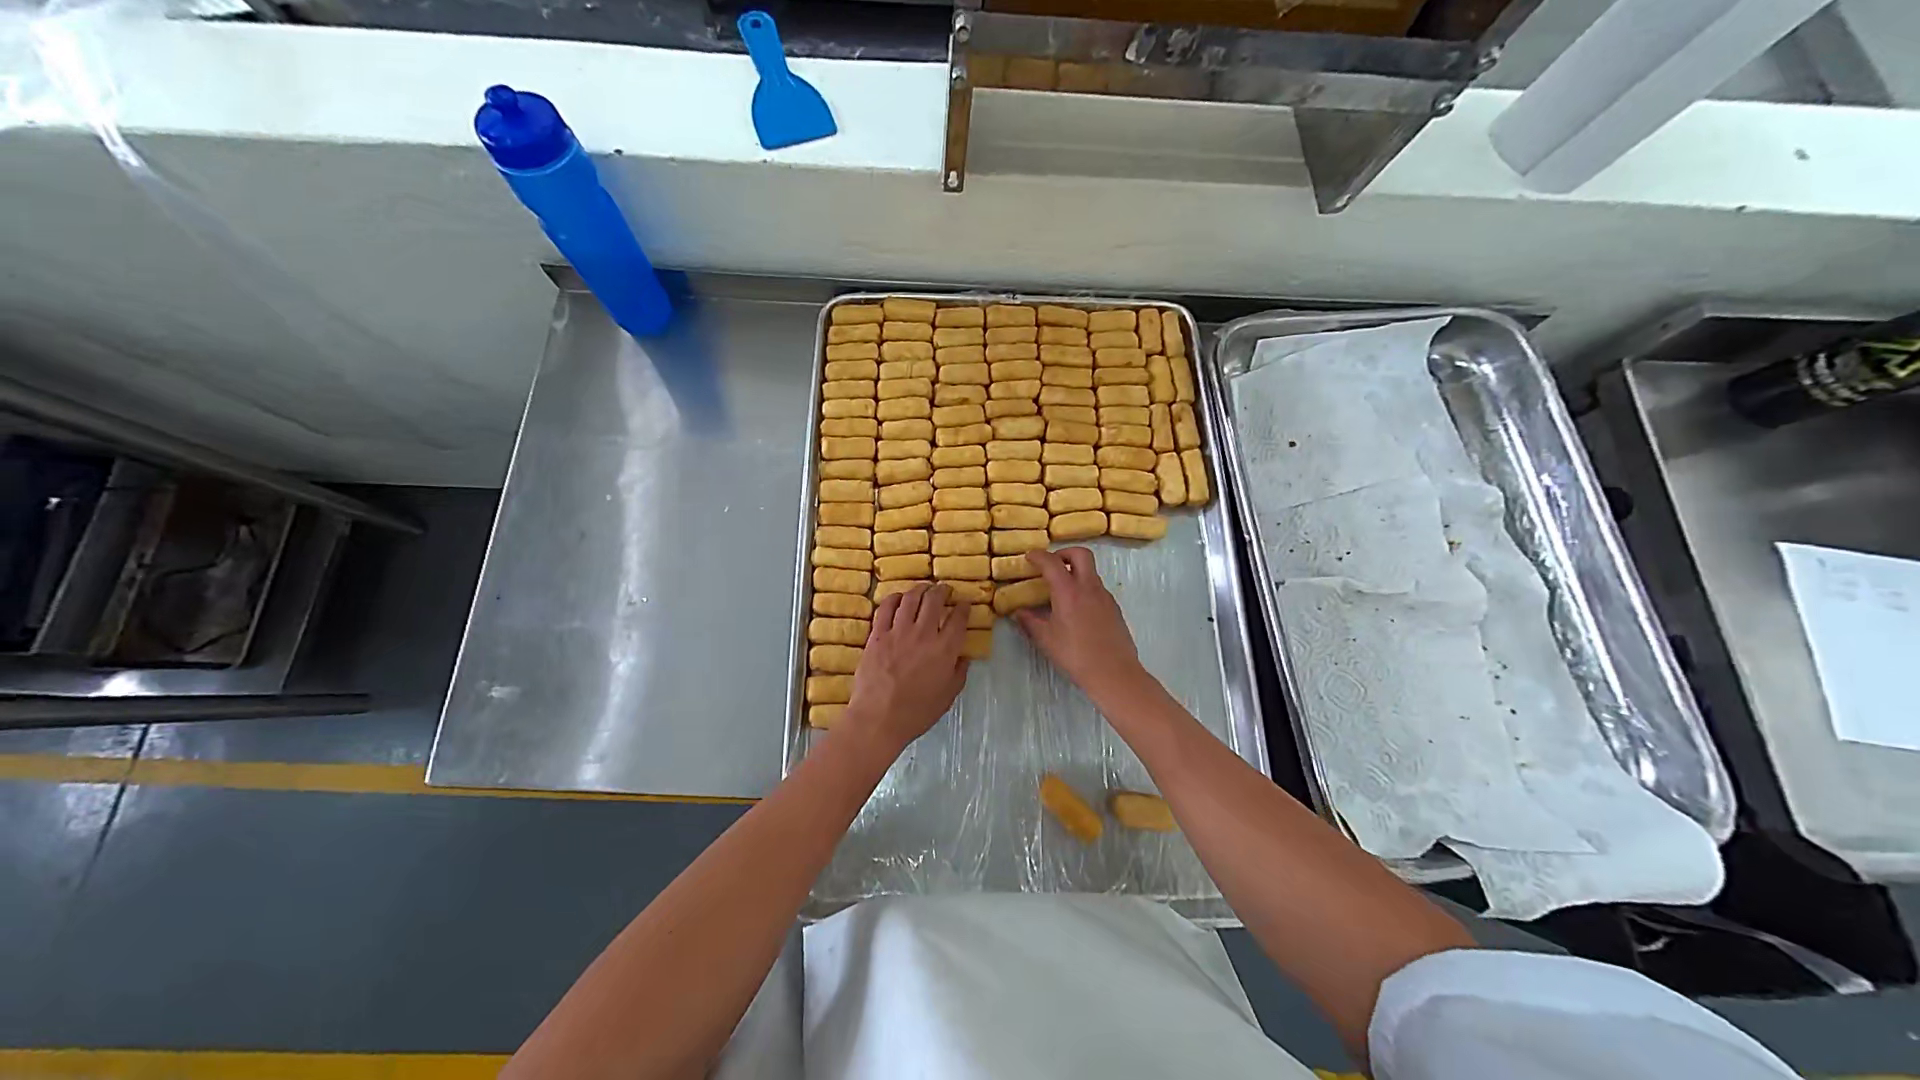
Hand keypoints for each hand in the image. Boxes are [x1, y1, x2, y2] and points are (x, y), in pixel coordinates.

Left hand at [842, 584, 969, 758]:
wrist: (879, 717)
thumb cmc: (917, 712)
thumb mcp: (948, 696)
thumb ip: (958, 673)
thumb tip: (963, 657)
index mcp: (945, 649)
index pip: (958, 618)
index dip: (963, 607)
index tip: (964, 604)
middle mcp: (924, 634)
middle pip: (935, 600)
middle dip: (942, 591)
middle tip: (945, 589)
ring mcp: (898, 632)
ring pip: (911, 598)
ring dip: (920, 589)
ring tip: (924, 588)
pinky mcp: (877, 635)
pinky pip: (886, 608)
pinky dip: (894, 598)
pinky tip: (898, 598)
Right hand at [1012, 548, 1151, 701]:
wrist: (1114, 672)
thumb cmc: (1075, 655)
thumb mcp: (1046, 640)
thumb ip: (1030, 622)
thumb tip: (1019, 612)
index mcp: (1069, 592)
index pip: (1052, 562)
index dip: (1038, 556)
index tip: (1029, 557)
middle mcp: (1089, 587)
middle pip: (1080, 554)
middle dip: (1064, 553)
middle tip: (1052, 565)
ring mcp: (1105, 597)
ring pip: (1091, 572)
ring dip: (1075, 572)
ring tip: (1061, 591)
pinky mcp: (1114, 608)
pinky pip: (1097, 589)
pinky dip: (1085, 589)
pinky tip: (1077, 610)